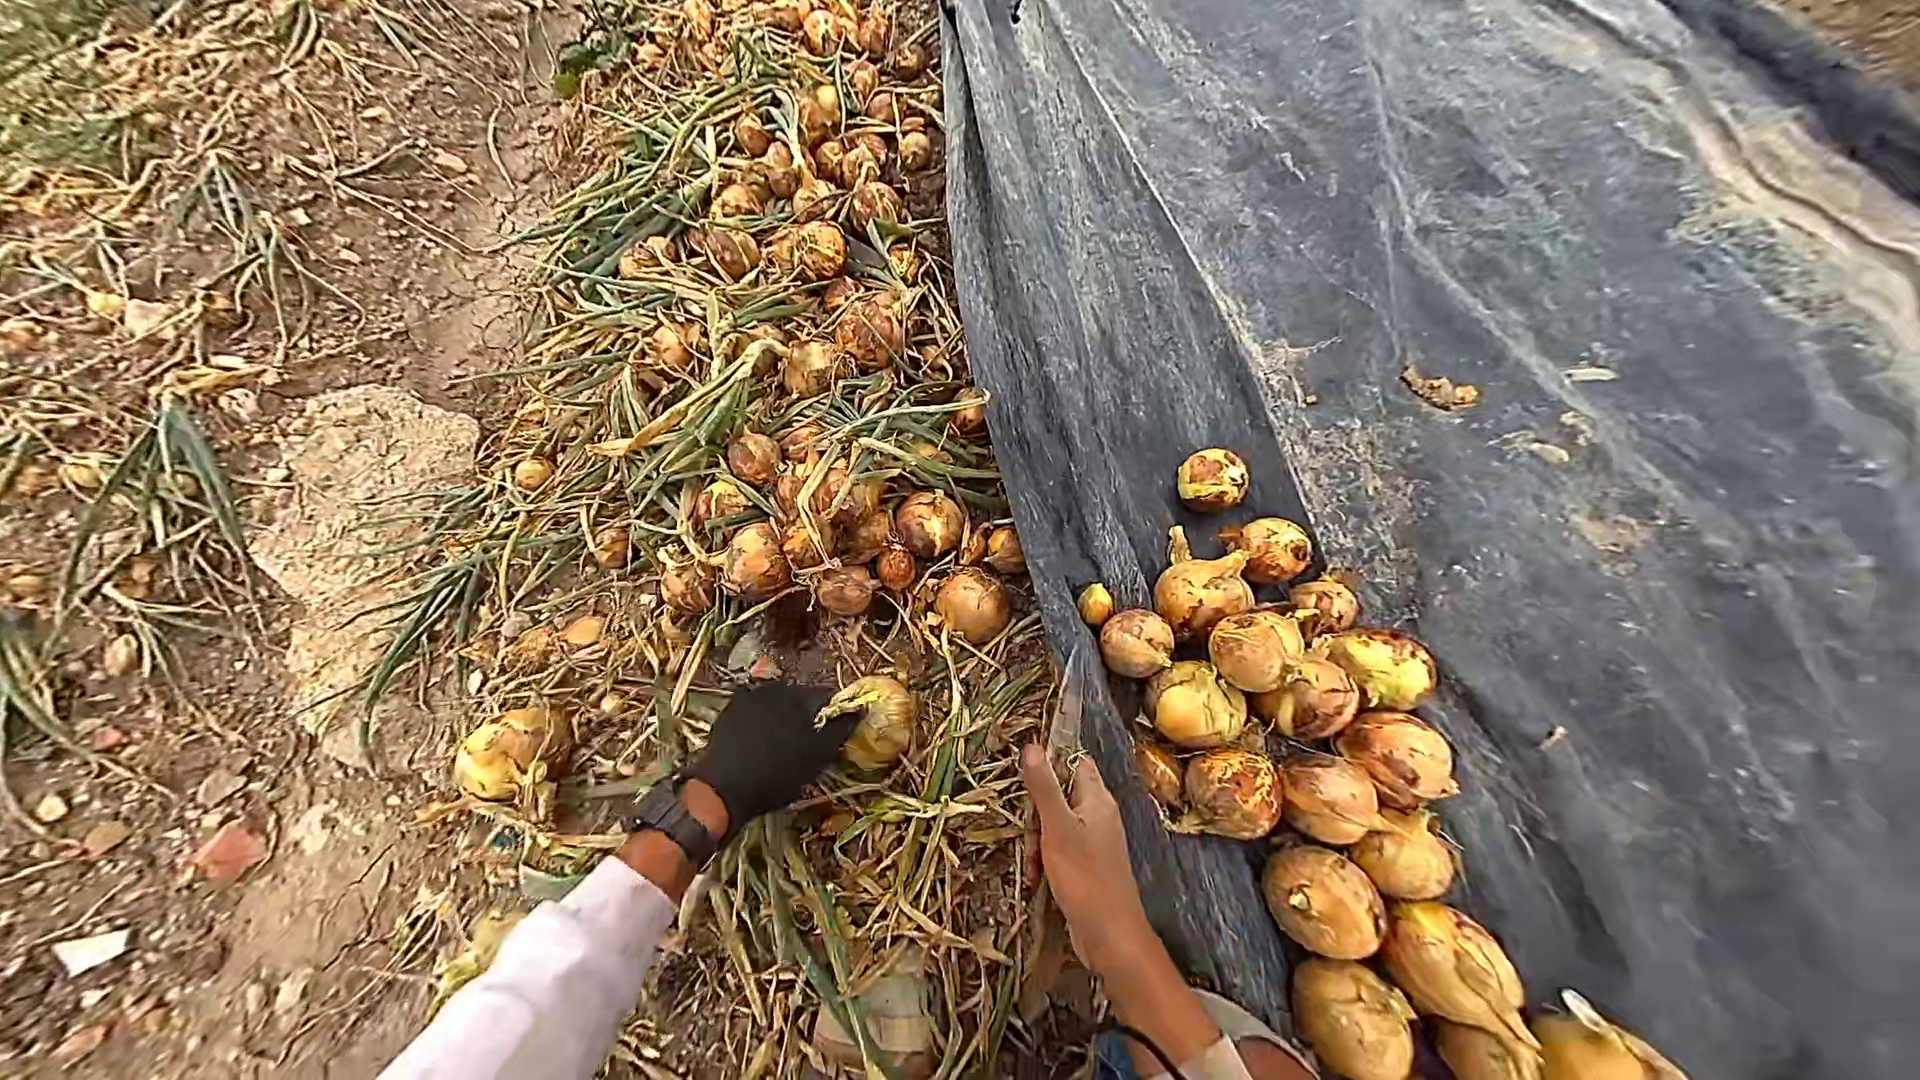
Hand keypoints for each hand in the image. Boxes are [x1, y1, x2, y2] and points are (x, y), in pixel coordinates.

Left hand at [687, 681, 852, 835]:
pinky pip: (756, 709)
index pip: (829, 697)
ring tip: (783, 742)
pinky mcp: (730, 708)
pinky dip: (763, 719)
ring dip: (785, 716)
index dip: (835, 715)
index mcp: (801, 696)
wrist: (722, 789)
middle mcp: (777, 687)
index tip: (832, 734)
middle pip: (803, 697)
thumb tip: (860, 709)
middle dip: (808, 714)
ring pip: (779, 702)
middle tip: (808, 741)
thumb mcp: (817, 756)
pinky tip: (760, 741)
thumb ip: (841, 729)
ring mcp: (751, 696)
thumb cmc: (777, 774)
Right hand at [1022, 744, 1222, 1071]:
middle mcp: (1097, 814)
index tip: (1027, 782)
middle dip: (1036, 812)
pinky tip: (1038, 878)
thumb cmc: (1086, 879)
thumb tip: (1032, 746)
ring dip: (1037, 840)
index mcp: (1097, 798)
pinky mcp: (1086, 864)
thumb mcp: (1057, 828)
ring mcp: (1093, 840)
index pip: (1073, 760)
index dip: (1050, 764)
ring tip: (1034, 862)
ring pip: (1054, 822)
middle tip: (1031, 833)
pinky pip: (1059, 847)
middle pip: (1058, 792)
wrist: (1112, 940)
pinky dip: (1045, 859)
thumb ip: (1044, 786)